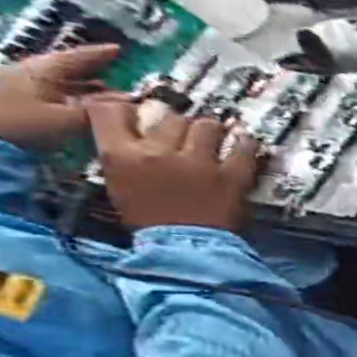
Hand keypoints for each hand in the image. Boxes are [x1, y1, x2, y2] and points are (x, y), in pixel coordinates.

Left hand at [0, 44, 120, 148]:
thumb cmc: (24, 124)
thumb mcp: (68, 118)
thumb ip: (101, 110)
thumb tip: (131, 102)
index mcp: (41, 70)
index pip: (76, 57)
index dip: (99, 54)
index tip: (119, 49)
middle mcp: (32, 73)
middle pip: (72, 70)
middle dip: (99, 75)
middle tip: (124, 80)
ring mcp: (26, 88)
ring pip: (67, 84)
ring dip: (92, 91)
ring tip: (117, 99)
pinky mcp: (24, 103)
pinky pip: (60, 96)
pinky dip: (81, 100)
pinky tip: (94, 109)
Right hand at [86, 97, 262, 231]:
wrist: (186, 251)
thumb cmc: (150, 221)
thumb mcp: (119, 183)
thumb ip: (124, 154)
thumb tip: (137, 133)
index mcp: (120, 154)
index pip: (110, 110)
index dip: (125, 106)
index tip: (140, 111)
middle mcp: (158, 152)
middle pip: (169, 117)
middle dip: (178, 124)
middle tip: (186, 134)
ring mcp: (199, 164)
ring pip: (205, 126)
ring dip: (211, 129)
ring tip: (217, 133)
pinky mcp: (232, 177)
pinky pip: (243, 149)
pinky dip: (246, 142)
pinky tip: (245, 139)